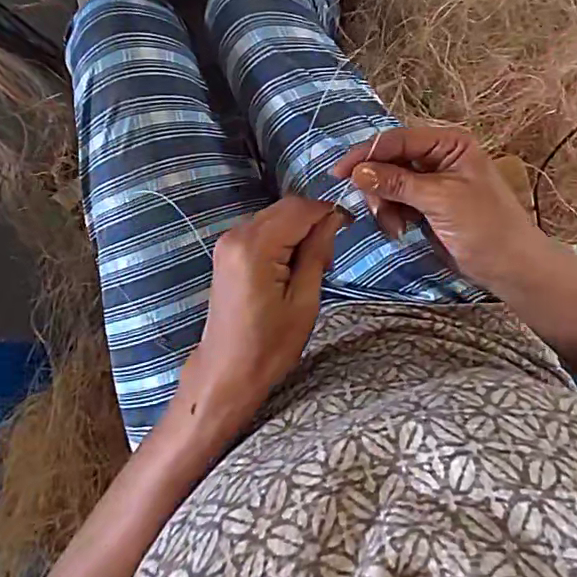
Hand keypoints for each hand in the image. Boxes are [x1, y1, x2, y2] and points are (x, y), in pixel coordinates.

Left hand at [172, 196, 346, 439]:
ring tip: (311, 267)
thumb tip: (333, 218)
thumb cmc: (269, 345)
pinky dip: (282, 237)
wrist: (227, 369)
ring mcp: (228, 240)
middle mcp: (236, 234)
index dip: (327, 211)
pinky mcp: (227, 249)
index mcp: (254, 247)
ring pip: (274, 216)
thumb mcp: (303, 301)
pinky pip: (261, 229)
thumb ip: (316, 253)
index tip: (350, 225)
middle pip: (284, 208)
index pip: (297, 209)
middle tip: (328, 260)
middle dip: (312, 222)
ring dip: (298, 230)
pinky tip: (291, 266)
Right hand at [330, 127, 548, 285]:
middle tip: (374, 209)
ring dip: (383, 204)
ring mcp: (429, 180)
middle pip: (387, 160)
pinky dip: (389, 214)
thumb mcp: (440, 200)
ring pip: (385, 181)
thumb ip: (396, 183)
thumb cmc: (486, 228)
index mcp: (448, 143)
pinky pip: (392, 200)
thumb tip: (356, 172)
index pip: (397, 140)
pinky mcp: (424, 203)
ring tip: (393, 227)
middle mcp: (437, 156)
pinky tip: (400, 230)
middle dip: (376, 185)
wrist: (513, 271)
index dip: (366, 154)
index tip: (340, 172)